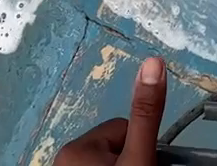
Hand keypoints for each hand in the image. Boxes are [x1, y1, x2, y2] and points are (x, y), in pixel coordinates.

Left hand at [54, 56, 168, 165]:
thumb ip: (145, 114)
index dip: (138, 146)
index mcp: (75, 146)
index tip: (140, 162)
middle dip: (128, 157)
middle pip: (113, 144)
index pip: (122, 129)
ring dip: (120, 164)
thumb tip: (154, 60)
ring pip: (106, 160)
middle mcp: (62, 157)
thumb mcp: (137, 157)